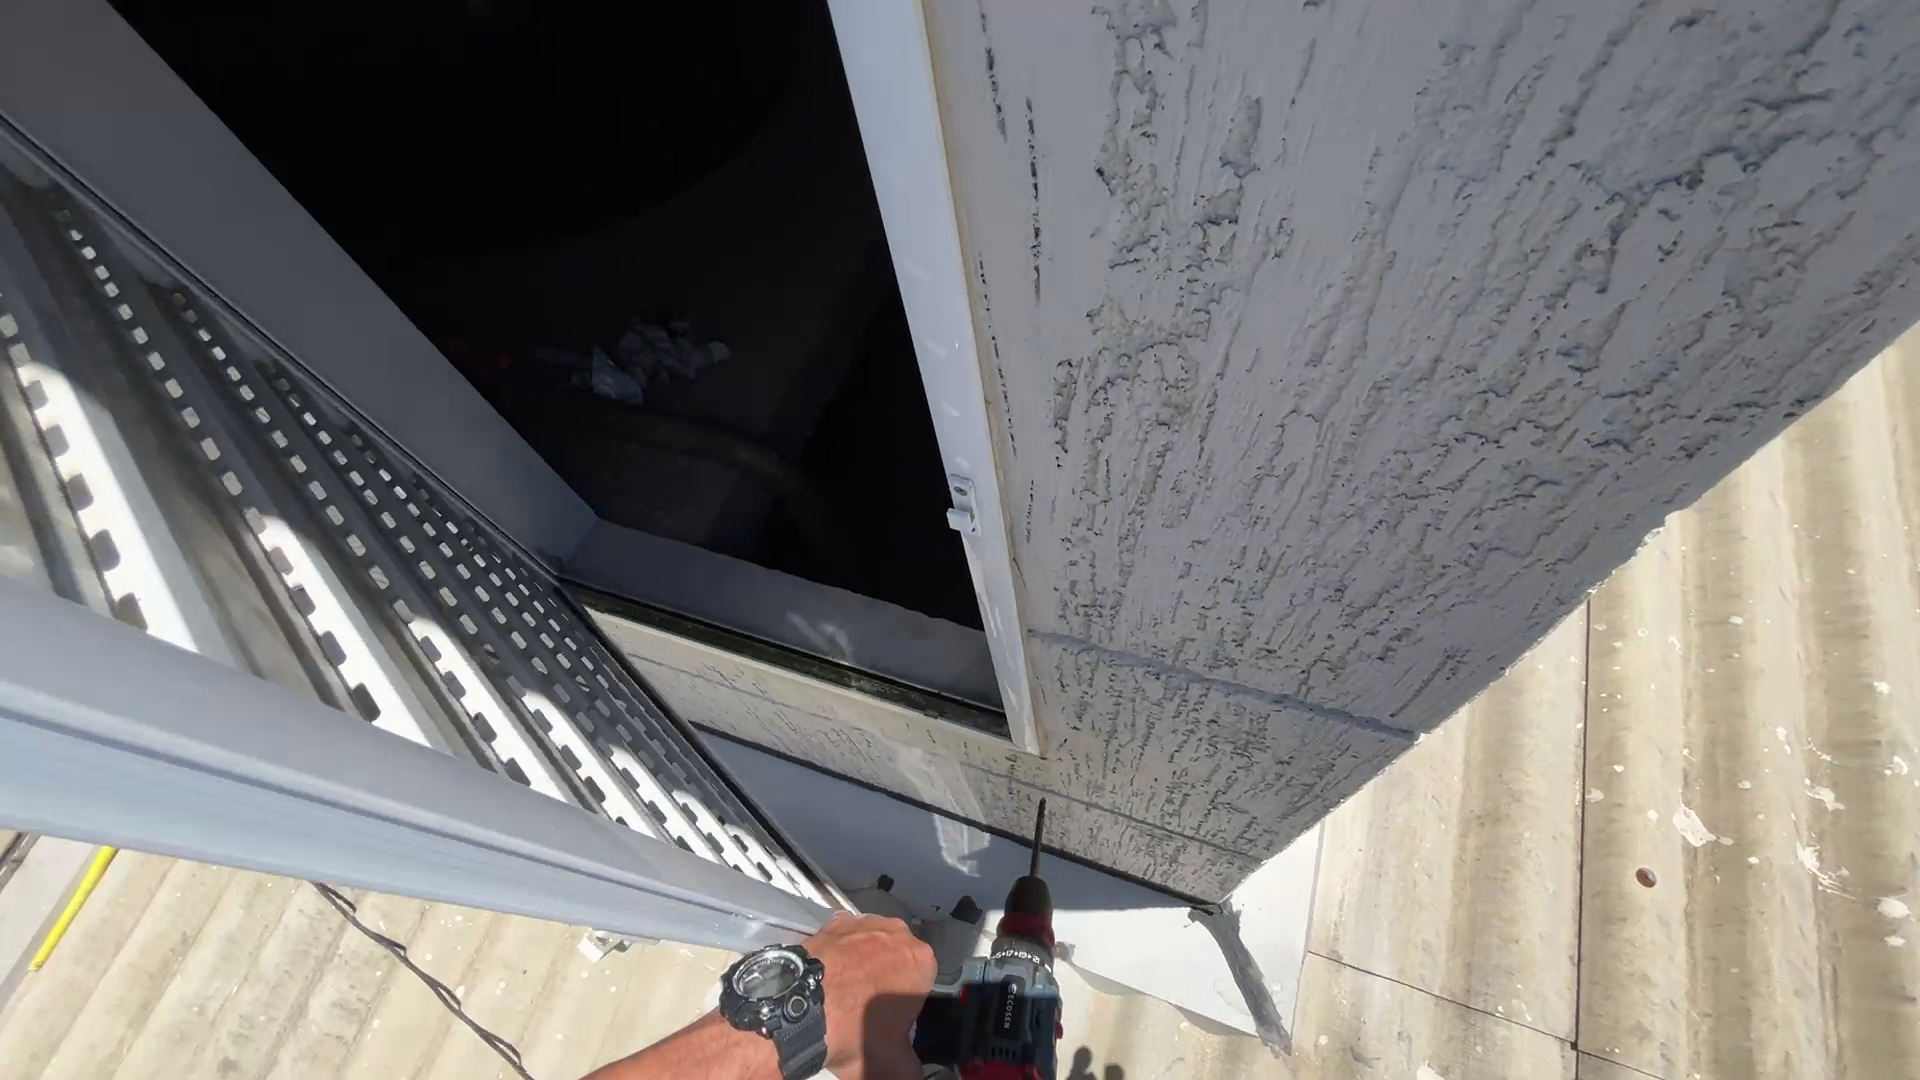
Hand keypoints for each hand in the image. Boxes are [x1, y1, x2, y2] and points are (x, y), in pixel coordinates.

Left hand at [807, 913, 934, 1079]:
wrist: (802, 1007)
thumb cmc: (855, 1032)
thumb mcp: (894, 1067)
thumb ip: (913, 1068)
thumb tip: (913, 1070)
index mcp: (922, 961)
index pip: (924, 981)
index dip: (909, 1000)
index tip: (893, 1019)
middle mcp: (899, 931)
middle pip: (900, 958)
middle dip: (890, 977)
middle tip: (869, 1007)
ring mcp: (867, 921)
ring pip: (875, 944)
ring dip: (867, 962)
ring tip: (846, 992)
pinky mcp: (839, 920)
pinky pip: (848, 938)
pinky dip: (843, 952)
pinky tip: (830, 976)